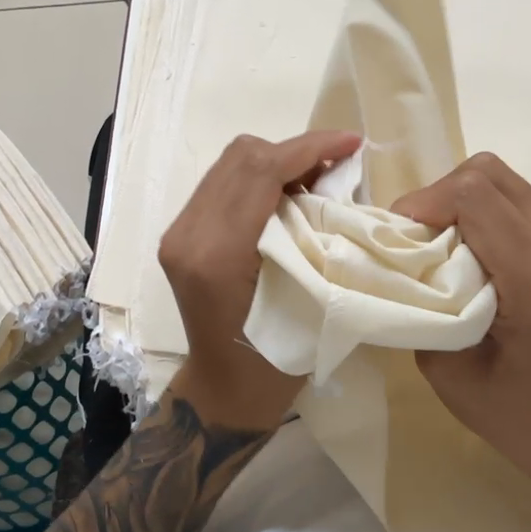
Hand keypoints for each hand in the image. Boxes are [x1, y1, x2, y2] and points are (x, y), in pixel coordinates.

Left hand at [158, 131, 360, 430]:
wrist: (226, 388)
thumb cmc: (278, 360)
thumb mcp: (309, 297)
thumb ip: (316, 234)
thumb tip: (338, 180)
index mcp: (218, 254)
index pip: (261, 171)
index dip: (309, 147)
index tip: (352, 143)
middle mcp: (188, 235)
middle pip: (241, 157)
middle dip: (295, 150)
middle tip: (338, 166)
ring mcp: (178, 234)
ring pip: (228, 165)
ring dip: (275, 163)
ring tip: (316, 179)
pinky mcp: (180, 235)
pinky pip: (220, 185)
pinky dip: (257, 180)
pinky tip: (286, 196)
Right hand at [392, 153, 530, 498]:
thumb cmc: (514, 417)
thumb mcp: (446, 368)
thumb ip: (422, 302)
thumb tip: (397, 258)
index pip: (474, 196)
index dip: (423, 203)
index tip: (399, 237)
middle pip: (491, 175)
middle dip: (439, 197)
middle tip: (416, 238)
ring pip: (508, 183)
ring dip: (464, 204)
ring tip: (443, 245)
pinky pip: (524, 205)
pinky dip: (488, 217)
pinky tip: (476, 254)